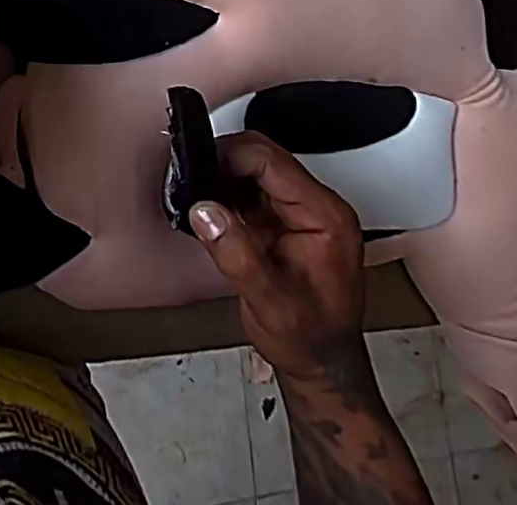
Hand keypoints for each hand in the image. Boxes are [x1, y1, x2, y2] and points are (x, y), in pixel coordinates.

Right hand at [189, 134, 366, 387]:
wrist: (322, 363)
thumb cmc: (309, 337)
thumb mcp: (270, 303)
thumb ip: (237, 255)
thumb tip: (204, 211)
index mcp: (325, 216)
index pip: (270, 160)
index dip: (228, 157)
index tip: (196, 170)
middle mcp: (317, 206)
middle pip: (262, 154)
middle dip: (222, 160)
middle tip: (190, 180)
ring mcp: (299, 209)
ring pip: (252, 165)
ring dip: (221, 174)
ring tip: (197, 197)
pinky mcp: (281, 216)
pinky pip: (248, 185)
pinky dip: (223, 189)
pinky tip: (210, 210)